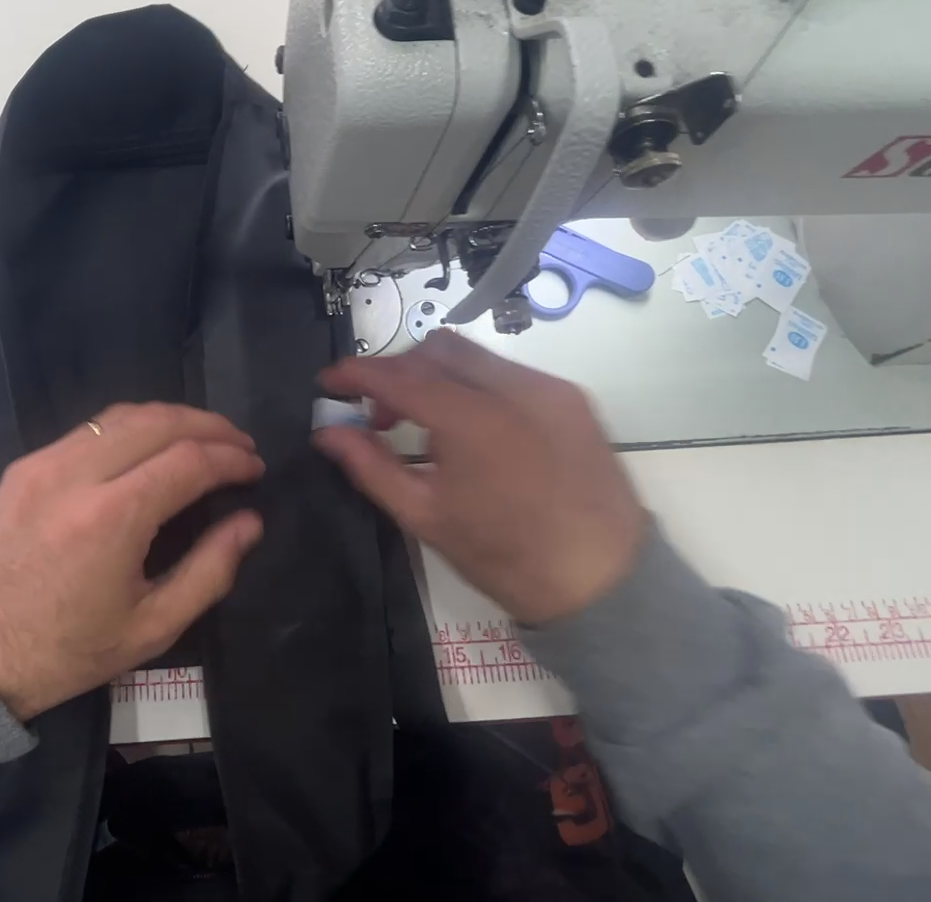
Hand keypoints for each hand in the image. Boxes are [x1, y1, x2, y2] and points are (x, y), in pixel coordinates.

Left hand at [0, 403, 265, 720]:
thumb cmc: (68, 651)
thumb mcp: (152, 627)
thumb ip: (210, 570)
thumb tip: (249, 522)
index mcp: (110, 519)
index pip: (188, 461)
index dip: (231, 459)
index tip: (256, 468)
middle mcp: (75, 475)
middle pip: (158, 422)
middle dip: (209, 426)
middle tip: (240, 444)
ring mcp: (43, 464)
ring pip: (122, 416)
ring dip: (171, 418)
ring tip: (205, 437)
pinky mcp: (25, 466)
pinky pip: (90, 429)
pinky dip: (132, 428)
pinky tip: (151, 446)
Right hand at [313, 330, 643, 625]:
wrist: (605, 581)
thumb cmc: (505, 556)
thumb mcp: (425, 516)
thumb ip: (370, 466)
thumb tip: (326, 432)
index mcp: (471, 421)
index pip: (399, 375)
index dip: (355, 372)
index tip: (328, 383)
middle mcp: (513, 388)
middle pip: (435, 349)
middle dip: (396, 370)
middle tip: (378, 414)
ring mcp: (548, 388)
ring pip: (473, 355)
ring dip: (434, 375)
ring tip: (424, 424)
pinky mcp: (572, 398)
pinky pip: (507, 373)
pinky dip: (473, 387)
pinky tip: (472, 431)